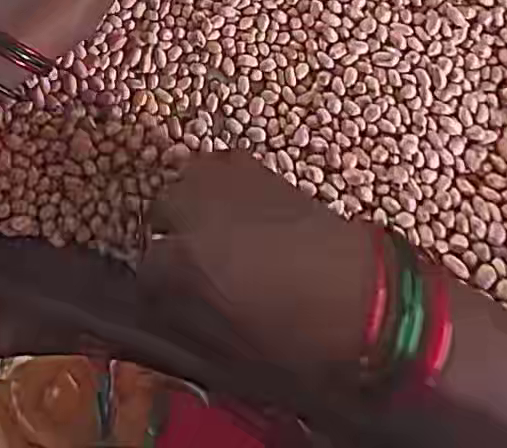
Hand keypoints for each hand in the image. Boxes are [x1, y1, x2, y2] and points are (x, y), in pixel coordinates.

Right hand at [140, 151, 381, 383]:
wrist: (359, 287)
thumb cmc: (297, 328)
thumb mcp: (233, 341)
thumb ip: (189, 313)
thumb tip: (166, 300)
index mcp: (186, 257)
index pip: (147, 265)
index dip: (155, 283)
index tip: (164, 293)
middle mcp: (194, 207)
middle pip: (160, 208)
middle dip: (169, 232)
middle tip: (188, 258)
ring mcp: (222, 180)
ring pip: (184, 178)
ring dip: (189, 199)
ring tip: (209, 223)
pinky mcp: (250, 165)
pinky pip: (216, 165)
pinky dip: (217, 181)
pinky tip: (233, 202)